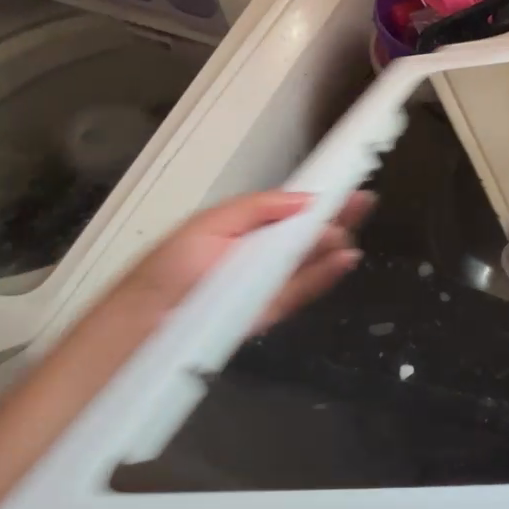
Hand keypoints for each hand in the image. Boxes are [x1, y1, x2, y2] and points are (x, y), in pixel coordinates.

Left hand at [111, 189, 376, 328]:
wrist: (145, 322)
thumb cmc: (170, 268)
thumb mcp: (208, 223)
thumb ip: (257, 207)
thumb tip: (308, 199)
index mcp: (251, 228)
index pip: (296, 211)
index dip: (322, 199)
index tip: (348, 186)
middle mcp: (267, 253)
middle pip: (312, 233)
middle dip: (338, 216)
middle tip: (362, 202)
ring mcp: (274, 282)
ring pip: (315, 259)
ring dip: (337, 242)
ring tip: (352, 226)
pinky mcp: (276, 308)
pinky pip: (307, 289)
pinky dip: (328, 274)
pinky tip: (345, 259)